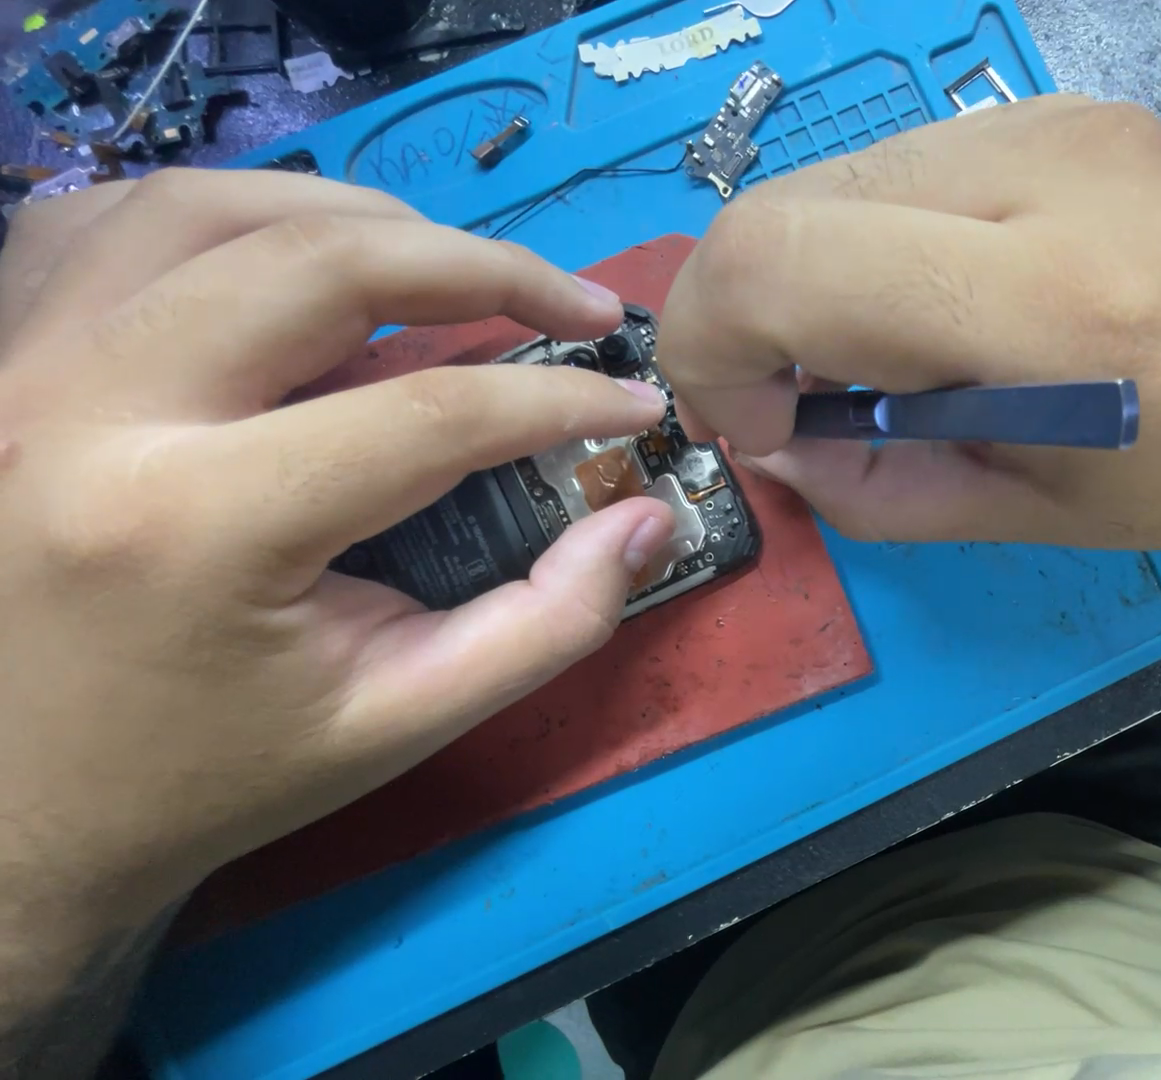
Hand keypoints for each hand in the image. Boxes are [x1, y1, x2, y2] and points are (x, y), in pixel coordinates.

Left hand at [0, 170, 675, 930]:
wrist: (2, 812)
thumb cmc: (223, 772)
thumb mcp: (417, 716)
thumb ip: (555, 619)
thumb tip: (649, 518)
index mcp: (199, 523)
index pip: (434, 414)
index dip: (567, 399)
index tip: (641, 403)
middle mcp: (78, 409)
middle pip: (324, 263)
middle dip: (489, 268)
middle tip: (584, 305)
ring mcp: (7, 362)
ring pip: (213, 206)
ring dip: (375, 224)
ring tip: (471, 272)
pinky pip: (116, 221)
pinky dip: (247, 218)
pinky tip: (323, 264)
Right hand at [659, 94, 1160, 549]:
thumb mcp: (1026, 515)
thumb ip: (875, 490)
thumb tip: (774, 442)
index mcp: (1042, 303)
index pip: (780, 263)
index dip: (713, 347)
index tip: (754, 421)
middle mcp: (1042, 172)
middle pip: (788, 204)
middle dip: (752, 316)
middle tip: (805, 397)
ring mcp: (1058, 117)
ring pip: (840, 176)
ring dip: (819, 276)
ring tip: (888, 355)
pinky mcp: (1071, 106)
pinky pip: (910, 166)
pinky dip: (880, 240)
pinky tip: (941, 300)